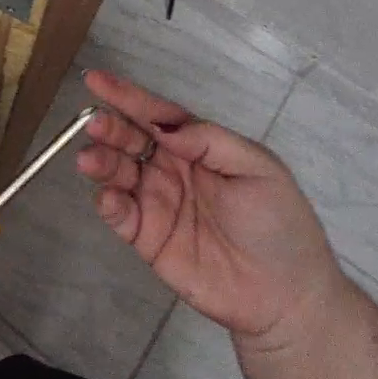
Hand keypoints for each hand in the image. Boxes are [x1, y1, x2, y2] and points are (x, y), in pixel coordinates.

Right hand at [76, 70, 347, 340]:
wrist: (288, 298)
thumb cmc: (279, 224)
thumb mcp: (258, 169)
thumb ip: (210, 141)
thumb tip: (164, 126)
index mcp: (195, 146)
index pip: (156, 115)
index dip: (126, 96)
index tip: (95, 80)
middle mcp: (169, 168)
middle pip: (129, 139)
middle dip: (108, 128)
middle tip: (94, 124)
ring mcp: (156, 202)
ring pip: (117, 172)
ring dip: (101, 162)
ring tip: (90, 160)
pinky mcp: (146, 237)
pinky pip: (119, 214)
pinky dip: (107, 202)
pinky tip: (107, 197)